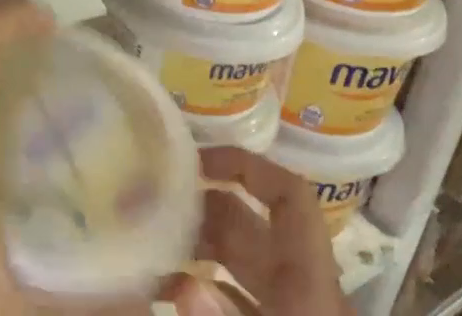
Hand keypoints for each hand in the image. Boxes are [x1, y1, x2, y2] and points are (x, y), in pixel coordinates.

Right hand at [166, 146, 353, 315]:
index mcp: (312, 283)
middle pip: (254, 222)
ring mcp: (291, 308)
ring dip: (197, 240)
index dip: (246, 165)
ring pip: (241, 257)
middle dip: (201, 202)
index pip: (290, 196)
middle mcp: (304, 287)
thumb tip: (182, 286)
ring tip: (149, 235)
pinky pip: (238, 291)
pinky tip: (167, 283)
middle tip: (148, 196)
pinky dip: (204, 280)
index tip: (195, 160)